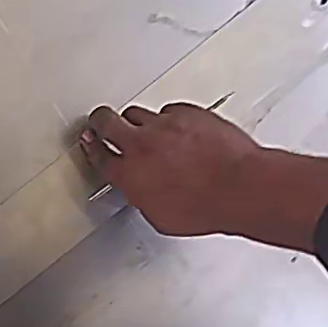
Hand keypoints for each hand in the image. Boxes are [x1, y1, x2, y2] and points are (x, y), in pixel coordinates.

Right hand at [81, 103, 327, 252]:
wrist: (239, 187)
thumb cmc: (204, 206)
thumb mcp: (160, 217)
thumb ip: (143, 197)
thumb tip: (144, 193)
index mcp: (128, 174)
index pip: (98, 156)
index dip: (90, 148)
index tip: (88, 142)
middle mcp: (140, 146)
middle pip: (106, 122)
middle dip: (99, 121)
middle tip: (99, 121)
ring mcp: (164, 126)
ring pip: (136, 113)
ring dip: (135, 120)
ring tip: (141, 126)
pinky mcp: (188, 113)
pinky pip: (170, 110)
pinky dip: (170, 119)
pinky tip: (176, 128)